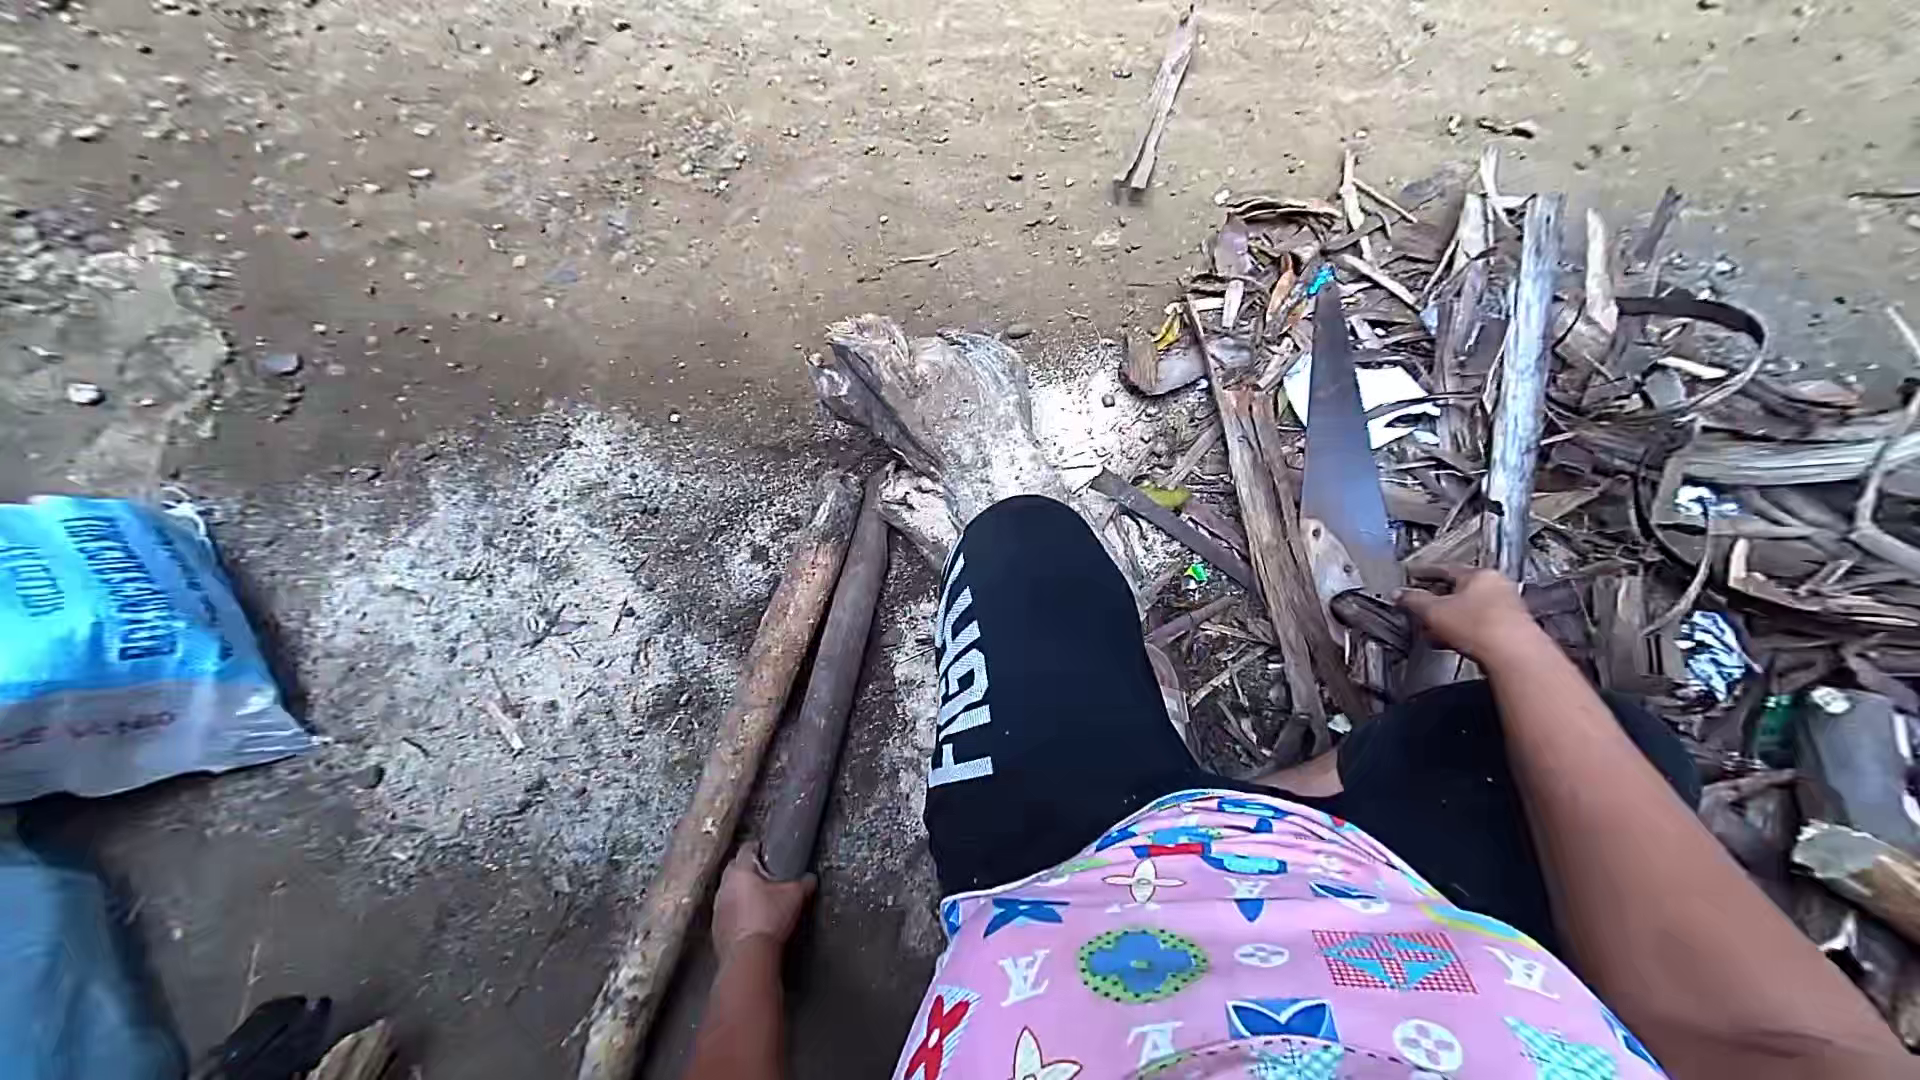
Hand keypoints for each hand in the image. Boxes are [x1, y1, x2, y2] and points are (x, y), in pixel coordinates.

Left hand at [711, 846, 814, 962]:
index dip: (758, 847)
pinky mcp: (715, 928)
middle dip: (746, 869)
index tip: (768, 851)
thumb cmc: (770, 918)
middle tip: (764, 875)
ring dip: (739, 891)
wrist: (749, 956)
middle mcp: (725, 886)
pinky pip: (725, 911)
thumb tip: (811, 878)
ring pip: (728, 890)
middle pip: (734, 868)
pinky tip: (749, 919)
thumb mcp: (794, 896)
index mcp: (741, 871)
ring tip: (757, 898)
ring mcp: (717, 908)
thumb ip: (804, 882)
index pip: (746, 848)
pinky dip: (735, 911)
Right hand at [1396, 566, 1548, 664]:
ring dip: (1444, 619)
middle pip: (1455, 590)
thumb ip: (1411, 600)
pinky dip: (1458, 631)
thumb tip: (1400, 595)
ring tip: (1427, 629)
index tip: (1410, 576)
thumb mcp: (1432, 610)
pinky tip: (1445, 641)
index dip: (1421, 574)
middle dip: (1432, 601)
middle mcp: (1498, 588)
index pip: (1443, 569)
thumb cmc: (1483, 628)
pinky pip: (1475, 626)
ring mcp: (1506, 610)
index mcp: (1481, 575)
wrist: (1514, 657)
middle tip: (1414, 606)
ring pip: (1465, 610)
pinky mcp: (1508, 631)